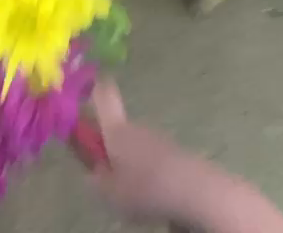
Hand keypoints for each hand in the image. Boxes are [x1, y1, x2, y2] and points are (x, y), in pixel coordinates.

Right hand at [82, 81, 216, 224]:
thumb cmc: (144, 189)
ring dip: (131, 163)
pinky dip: (149, 173)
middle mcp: (136, 126)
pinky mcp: (175, 152)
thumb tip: (94, 171)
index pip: (103, 96)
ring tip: (133, 194)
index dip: (95, 88)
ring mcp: (158, 137)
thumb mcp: (110, 194)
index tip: (89, 88)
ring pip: (136, 145)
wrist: (193, 190)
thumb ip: (97, 180)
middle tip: (107, 177)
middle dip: (110, 148)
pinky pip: (153, 158)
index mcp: (115, 130)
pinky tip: (153, 196)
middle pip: (118, 128)